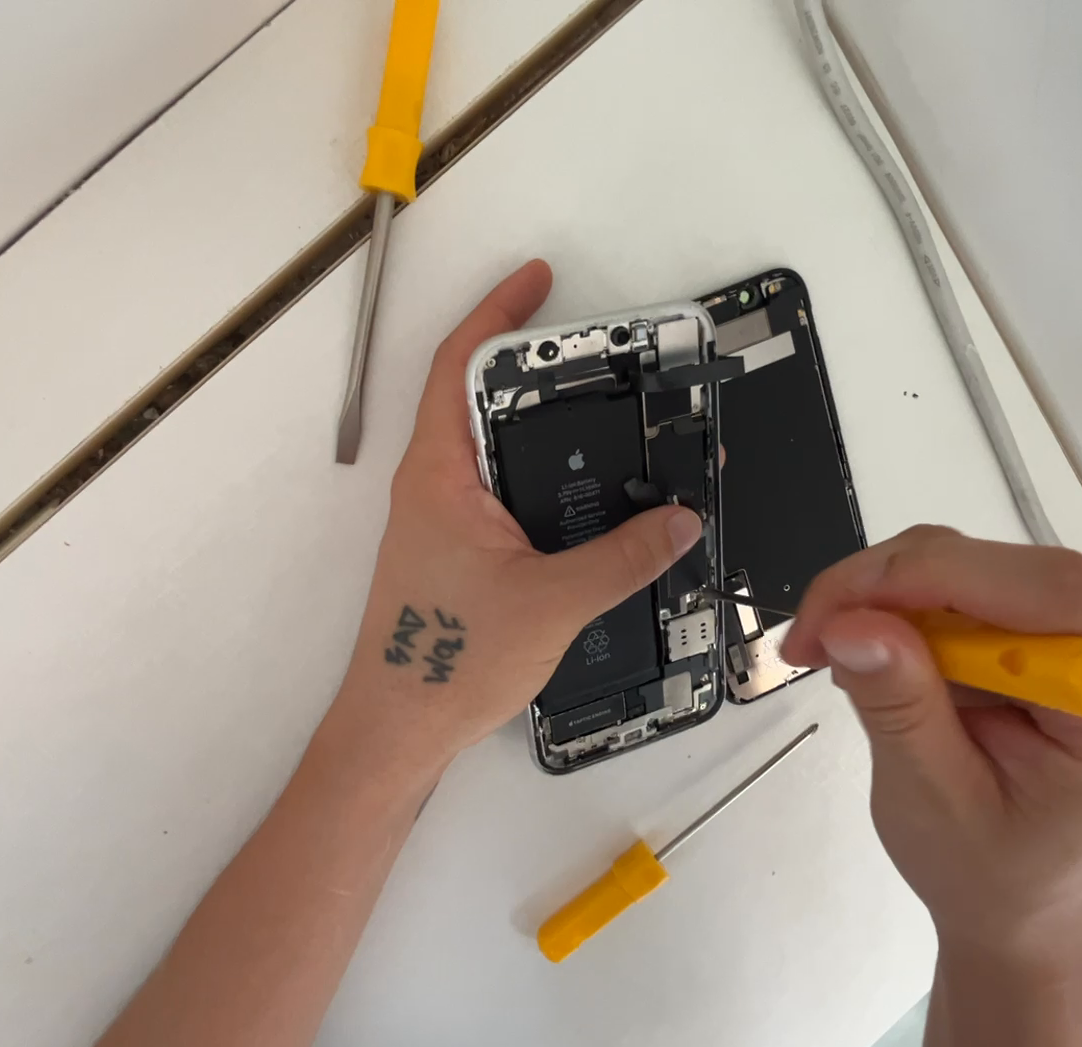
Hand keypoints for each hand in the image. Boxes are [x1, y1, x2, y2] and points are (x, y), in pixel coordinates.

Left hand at [327, 260, 701, 776]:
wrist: (399, 729)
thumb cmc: (451, 661)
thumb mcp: (551, 602)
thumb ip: (623, 558)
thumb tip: (682, 521)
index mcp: (440, 474)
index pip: (458, 366)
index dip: (497, 313)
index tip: (539, 281)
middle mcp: (435, 485)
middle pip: (479, 398)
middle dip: (532, 365)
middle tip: (595, 354)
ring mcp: (443, 519)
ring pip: (493, 447)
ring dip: (538, 424)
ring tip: (602, 416)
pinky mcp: (457, 550)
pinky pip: (501, 490)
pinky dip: (539, 476)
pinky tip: (584, 495)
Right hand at [779, 526, 1081, 956]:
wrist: (1006, 907)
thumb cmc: (980, 872)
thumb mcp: (931, 799)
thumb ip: (899, 707)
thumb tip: (849, 623)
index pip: (1047, 597)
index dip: (941, 577)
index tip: (842, 612)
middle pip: (996, 567)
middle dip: (887, 583)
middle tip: (810, 632)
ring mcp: (1054, 642)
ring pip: (958, 565)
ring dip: (874, 593)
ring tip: (821, 647)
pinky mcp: (1012, 639)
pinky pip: (942, 591)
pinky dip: (882, 608)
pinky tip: (852, 650)